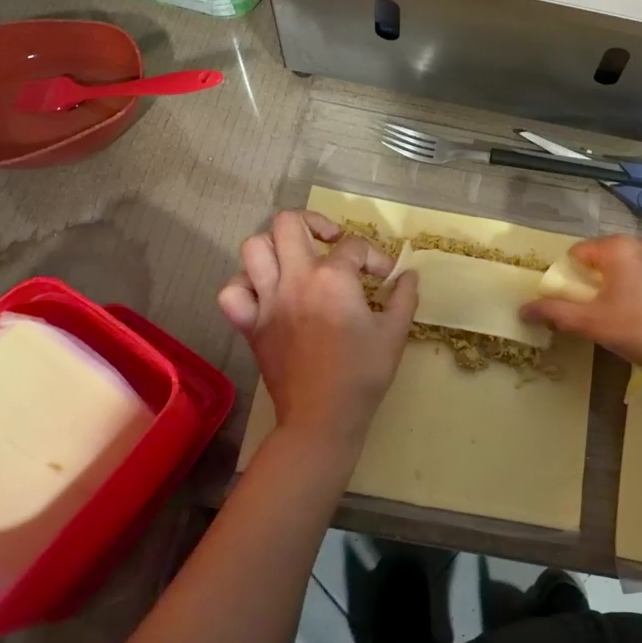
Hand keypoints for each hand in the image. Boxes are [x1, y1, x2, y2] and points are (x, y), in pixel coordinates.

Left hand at [217, 210, 419, 445]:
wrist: (322, 419)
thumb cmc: (362, 376)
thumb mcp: (394, 334)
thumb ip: (404, 298)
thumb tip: (409, 276)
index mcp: (333, 278)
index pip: (354, 246)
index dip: (375, 257)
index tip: (386, 277)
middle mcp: (295, 279)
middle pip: (290, 223)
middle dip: (314, 223)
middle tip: (332, 243)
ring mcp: (267, 300)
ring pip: (254, 247)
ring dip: (275, 246)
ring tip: (296, 259)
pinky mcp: (250, 324)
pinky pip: (232, 291)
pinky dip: (244, 285)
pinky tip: (266, 292)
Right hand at [522, 234, 641, 390]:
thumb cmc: (640, 330)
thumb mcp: (592, 324)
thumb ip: (555, 312)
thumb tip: (523, 309)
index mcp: (617, 247)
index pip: (576, 254)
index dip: (567, 278)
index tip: (572, 303)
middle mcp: (639, 242)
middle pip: (599, 257)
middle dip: (589, 281)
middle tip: (591, 311)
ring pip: (621, 265)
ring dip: (610, 284)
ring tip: (614, 314)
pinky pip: (641, 271)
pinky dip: (631, 286)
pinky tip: (637, 312)